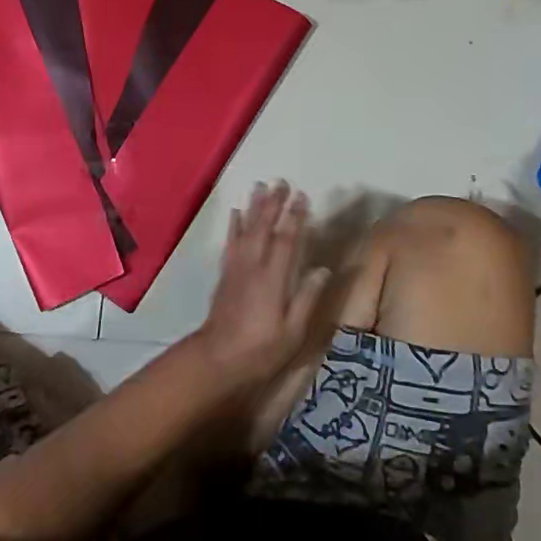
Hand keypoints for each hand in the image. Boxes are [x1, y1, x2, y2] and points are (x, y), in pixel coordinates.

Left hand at [193, 181, 332, 389]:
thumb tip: (323, 270)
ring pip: (245, 230)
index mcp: (273, 280)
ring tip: (259, 186)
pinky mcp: (225, 275)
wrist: (217, 359)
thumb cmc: (260, 350)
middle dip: (274, 204)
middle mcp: (253, 267)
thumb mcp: (292, 332)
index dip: (295, 218)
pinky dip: (234, 225)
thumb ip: (306, 299)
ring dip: (254, 207)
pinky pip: (230, 243)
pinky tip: (236, 212)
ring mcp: (236, 269)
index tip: (303, 197)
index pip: (286, 241)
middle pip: (264, 228)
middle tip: (281, 181)